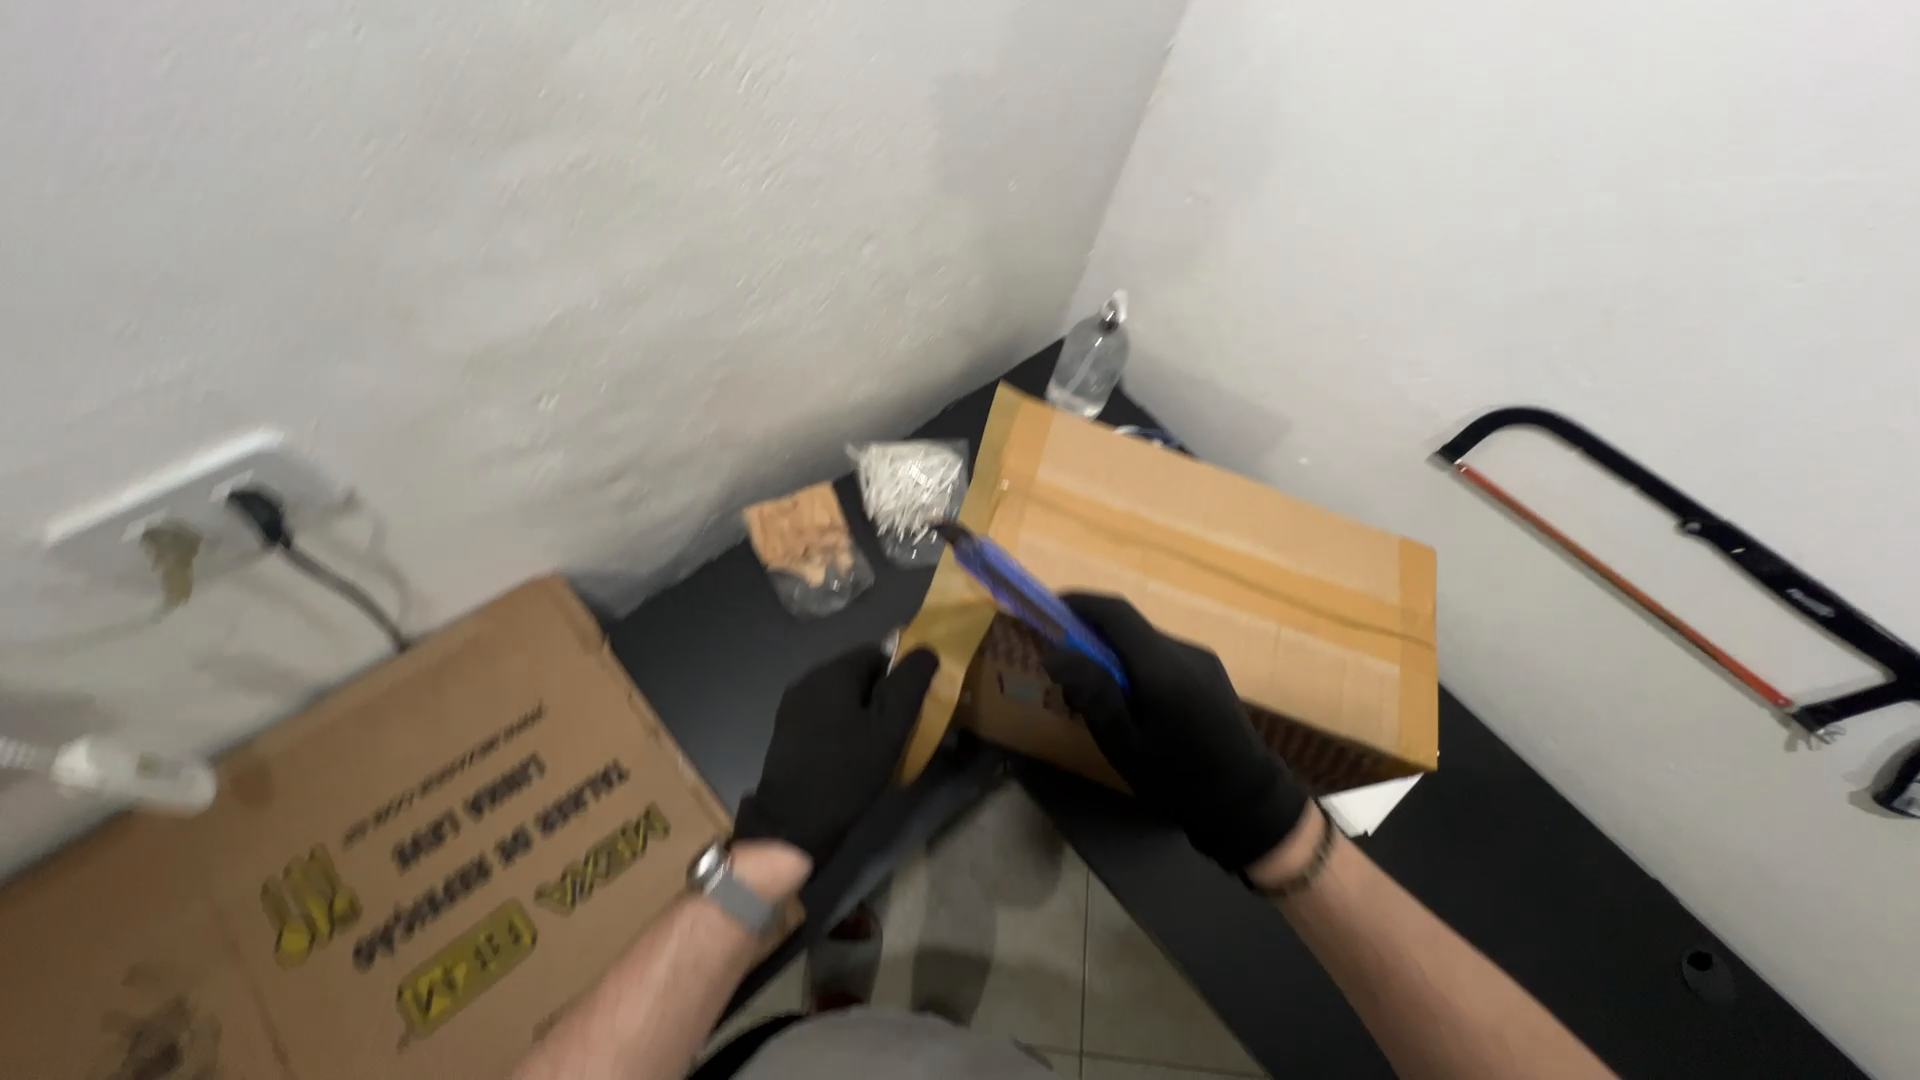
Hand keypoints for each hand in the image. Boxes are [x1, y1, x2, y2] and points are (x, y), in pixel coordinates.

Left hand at [734, 646, 938, 865]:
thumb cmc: (848, 770)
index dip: (901, 677)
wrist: (793, 822)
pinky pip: (825, 716)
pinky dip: (843, 727)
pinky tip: (851, 755)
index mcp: (832, 672)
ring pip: (841, 697)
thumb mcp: (890, 727)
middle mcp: (808, 679)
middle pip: (858, 675)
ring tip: (877, 746)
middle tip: (899, 729)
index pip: (878, 653)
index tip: (913, 707)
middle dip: (882, 696)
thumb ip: (910, 683)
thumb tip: (926, 650)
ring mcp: (793, 706)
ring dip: (863, 714)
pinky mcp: (786, 731)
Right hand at [1043, 593, 1311, 873]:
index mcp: (1161, 667)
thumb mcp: (1124, 745)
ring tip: (1096, 699)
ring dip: (1113, 656)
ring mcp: (1202, 660)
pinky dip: (1135, 667)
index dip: (1079, 603)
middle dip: (1090, 637)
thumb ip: (1092, 692)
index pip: (1115, 612)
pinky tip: (1131, 705)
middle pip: (1127, 627)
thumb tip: (1056, 651)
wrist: (1248, 804)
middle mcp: (1184, 652)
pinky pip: (1162, 657)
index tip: (1049, 610)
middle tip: (1063, 671)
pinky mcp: (1210, 673)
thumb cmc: (1178, 781)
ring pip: (1143, 643)